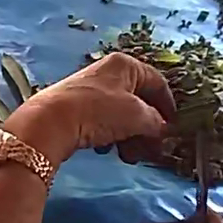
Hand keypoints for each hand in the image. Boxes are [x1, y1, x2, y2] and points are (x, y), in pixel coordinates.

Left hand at [5, 52, 174, 164]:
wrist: (50, 122)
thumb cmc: (98, 111)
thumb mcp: (136, 116)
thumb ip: (155, 122)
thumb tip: (162, 129)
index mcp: (125, 65)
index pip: (157, 83)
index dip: (168, 107)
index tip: (173, 129)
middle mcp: (106, 73)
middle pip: (137, 103)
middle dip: (146, 130)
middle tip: (150, 152)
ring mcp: (88, 91)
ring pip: (118, 116)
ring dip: (129, 138)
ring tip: (128, 157)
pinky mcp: (73, 109)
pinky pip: (100, 123)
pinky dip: (108, 137)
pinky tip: (104, 150)